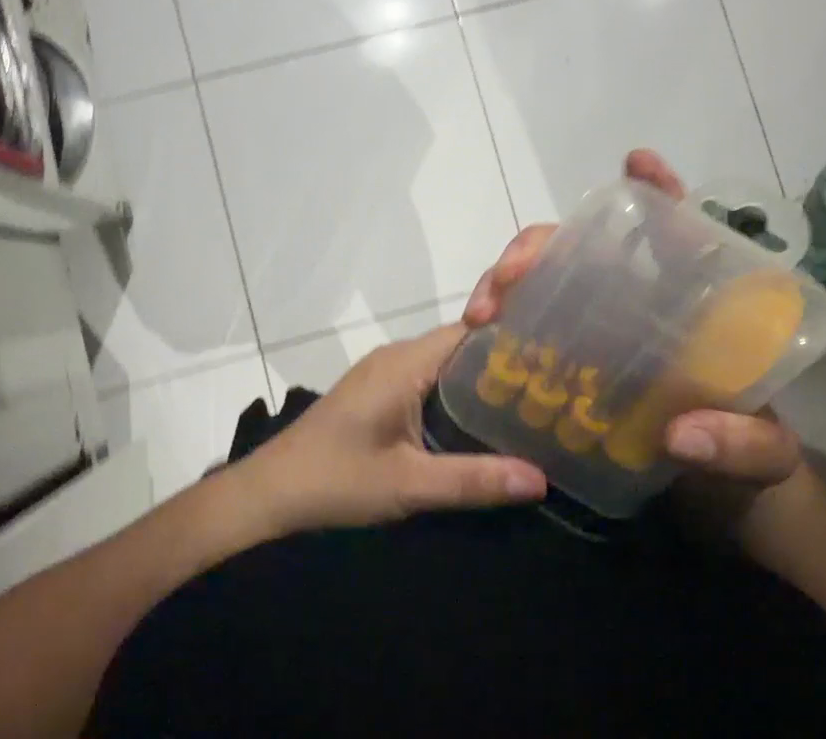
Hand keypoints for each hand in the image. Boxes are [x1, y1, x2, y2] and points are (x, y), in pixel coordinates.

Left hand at [239, 325, 547, 533]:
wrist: (269, 494)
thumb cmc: (335, 481)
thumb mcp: (408, 485)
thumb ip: (474, 480)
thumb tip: (542, 479)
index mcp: (404, 363)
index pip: (471, 332)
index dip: (513, 341)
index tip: (556, 360)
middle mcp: (395, 358)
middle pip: (461, 348)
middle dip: (505, 367)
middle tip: (555, 391)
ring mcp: (383, 375)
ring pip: (444, 367)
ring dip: (481, 385)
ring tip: (532, 407)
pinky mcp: (376, 395)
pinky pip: (427, 383)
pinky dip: (457, 398)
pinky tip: (483, 426)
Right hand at [461, 148, 803, 530]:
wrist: (726, 513)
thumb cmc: (755, 471)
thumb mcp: (765, 458)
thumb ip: (740, 445)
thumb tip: (682, 435)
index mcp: (697, 312)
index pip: (677, 236)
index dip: (658, 193)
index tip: (636, 163)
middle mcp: (641, 311)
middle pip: (586, 252)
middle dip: (542, 245)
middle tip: (510, 275)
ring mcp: (601, 338)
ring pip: (546, 283)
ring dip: (508, 279)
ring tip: (482, 311)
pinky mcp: (571, 369)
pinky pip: (530, 330)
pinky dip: (503, 321)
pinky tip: (481, 335)